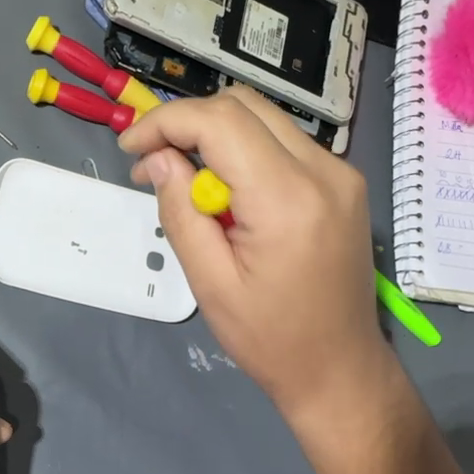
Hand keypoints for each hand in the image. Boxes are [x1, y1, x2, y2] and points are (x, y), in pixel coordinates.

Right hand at [119, 87, 389, 416]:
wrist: (338, 367)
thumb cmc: (269, 339)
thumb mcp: (210, 285)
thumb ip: (181, 214)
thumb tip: (159, 160)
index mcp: (287, 199)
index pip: (220, 122)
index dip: (166, 123)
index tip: (130, 148)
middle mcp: (323, 170)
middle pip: (243, 106)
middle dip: (187, 124)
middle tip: (151, 165)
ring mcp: (340, 173)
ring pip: (265, 120)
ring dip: (215, 138)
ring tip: (183, 183)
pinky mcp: (344, 182)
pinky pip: (284, 145)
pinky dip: (245, 154)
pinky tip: (225, 195)